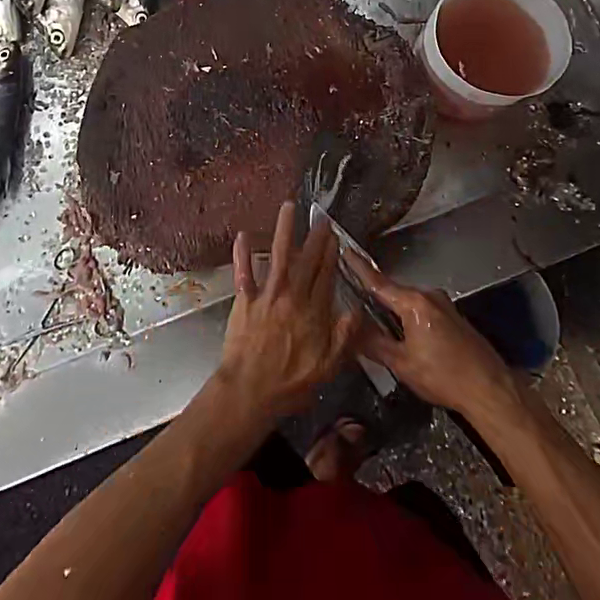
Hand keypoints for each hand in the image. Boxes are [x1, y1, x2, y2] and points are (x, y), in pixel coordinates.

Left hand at [213, 201, 359, 418]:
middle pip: (306, 262)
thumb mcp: (328, 368)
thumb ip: (344, 338)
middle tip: (320, 218)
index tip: (335, 238)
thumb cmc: (290, 383)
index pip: (326, 277)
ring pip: (277, 257)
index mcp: (313, 313)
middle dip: (314, 238)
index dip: (331, 256)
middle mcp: (291, 298)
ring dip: (283, 231)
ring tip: (288, 208)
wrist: (250, 390)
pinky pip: (243, 272)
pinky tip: (242, 235)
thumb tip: (356, 311)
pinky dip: (242, 253)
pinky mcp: (244, 300)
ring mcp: (266, 296)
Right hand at [350, 260, 522, 414]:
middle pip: (393, 291)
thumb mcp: (401, 363)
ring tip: (375, 324)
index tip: (346, 251)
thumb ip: (373, 343)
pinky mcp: (453, 318)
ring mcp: (444, 305)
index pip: (378, 282)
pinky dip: (408, 317)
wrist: (492, 391)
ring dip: (392, 310)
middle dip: (374, 296)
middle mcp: (429, 296)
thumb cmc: (444, 377)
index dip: (359, 268)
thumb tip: (350, 330)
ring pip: (408, 302)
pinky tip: (402, 334)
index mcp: (413, 303)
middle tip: (353, 301)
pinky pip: (422, 310)